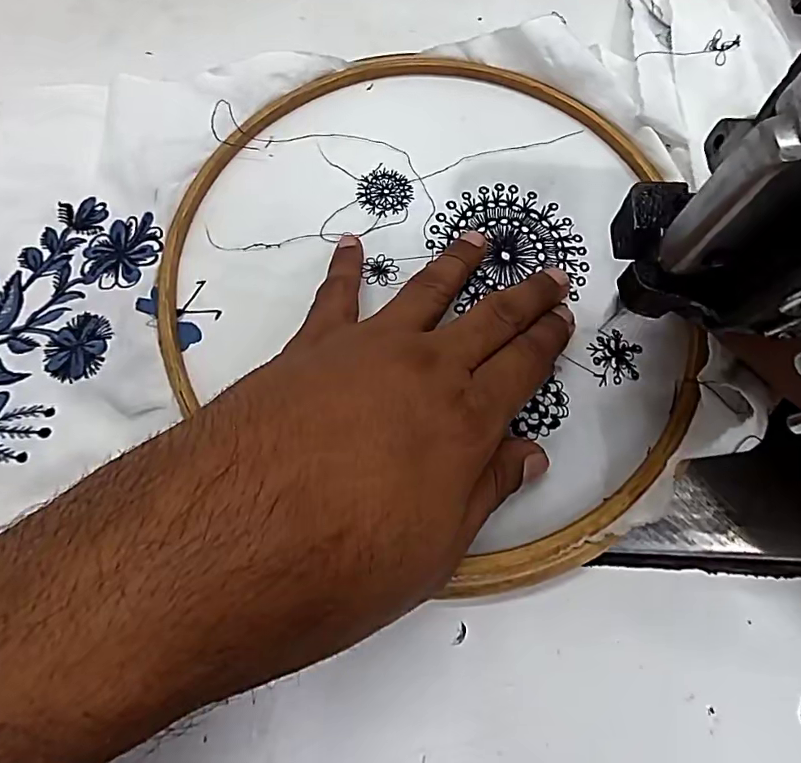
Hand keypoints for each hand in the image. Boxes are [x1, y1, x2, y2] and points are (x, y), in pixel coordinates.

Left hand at [134, 230, 572, 713]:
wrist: (237, 535)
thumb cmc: (346, 562)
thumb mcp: (436, 547)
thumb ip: (485, 489)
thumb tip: (528, 452)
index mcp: (465, 420)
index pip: (523, 367)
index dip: (547, 340)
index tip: (563, 317)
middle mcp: (426, 370)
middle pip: (490, 319)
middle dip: (525, 295)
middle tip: (549, 275)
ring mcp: (368, 349)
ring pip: (426, 291)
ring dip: (457, 263)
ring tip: (478, 240)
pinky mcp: (313, 344)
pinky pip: (336, 295)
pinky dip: (345, 267)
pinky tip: (351, 245)